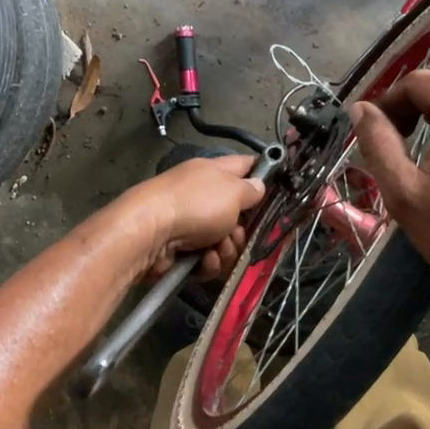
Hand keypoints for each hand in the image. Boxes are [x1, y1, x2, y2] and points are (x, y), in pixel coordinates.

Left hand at [110, 154, 265, 282]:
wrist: (149, 234)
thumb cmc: (195, 205)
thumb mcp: (232, 191)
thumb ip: (250, 189)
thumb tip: (257, 185)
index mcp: (213, 171)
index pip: (245, 165)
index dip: (264, 175)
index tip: (280, 190)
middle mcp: (201, 195)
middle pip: (237, 214)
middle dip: (242, 231)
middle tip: (237, 234)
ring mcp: (190, 224)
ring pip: (225, 241)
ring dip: (226, 250)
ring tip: (216, 249)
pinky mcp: (180, 251)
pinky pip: (207, 259)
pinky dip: (208, 263)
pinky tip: (203, 260)